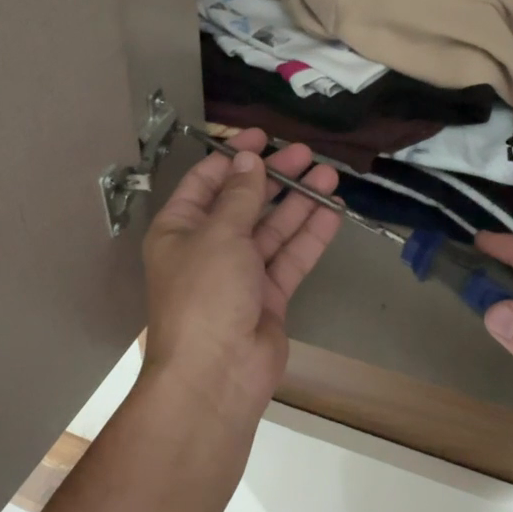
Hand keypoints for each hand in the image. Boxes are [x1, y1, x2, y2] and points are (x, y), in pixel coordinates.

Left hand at [140, 129, 341, 419]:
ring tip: (329, 174)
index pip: (206, 183)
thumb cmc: (205, 295)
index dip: (233, 157)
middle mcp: (207, 248)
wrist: (216, 375)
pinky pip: (290, 258)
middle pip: (244, 203)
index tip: (262, 136)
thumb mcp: (218, 235)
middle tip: (305, 153)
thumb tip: (247, 160)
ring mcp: (240, 274)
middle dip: (274, 177)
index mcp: (179, 230)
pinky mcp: (268, 297)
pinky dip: (310, 236)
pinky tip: (333, 212)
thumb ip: (240, 196)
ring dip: (298, 202)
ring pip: (272, 229)